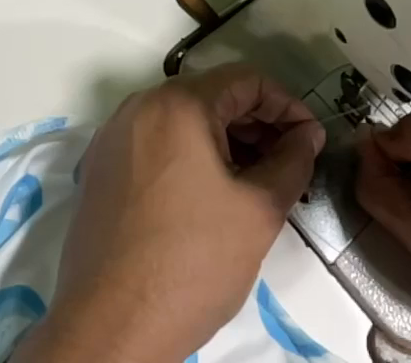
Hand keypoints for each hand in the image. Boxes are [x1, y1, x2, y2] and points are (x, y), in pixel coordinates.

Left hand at [15, 64, 324, 362]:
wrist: (109, 329)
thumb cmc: (191, 263)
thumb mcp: (258, 211)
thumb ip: (292, 160)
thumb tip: (307, 134)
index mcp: (178, 104)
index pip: (247, 80)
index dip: (287, 106)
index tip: (310, 141)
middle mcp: (139, 107)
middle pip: (213, 96)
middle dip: (258, 124)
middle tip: (290, 163)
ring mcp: (114, 138)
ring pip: (184, 120)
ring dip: (226, 141)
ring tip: (256, 182)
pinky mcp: (100, 170)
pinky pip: (156, 144)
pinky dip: (190, 156)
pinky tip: (211, 195)